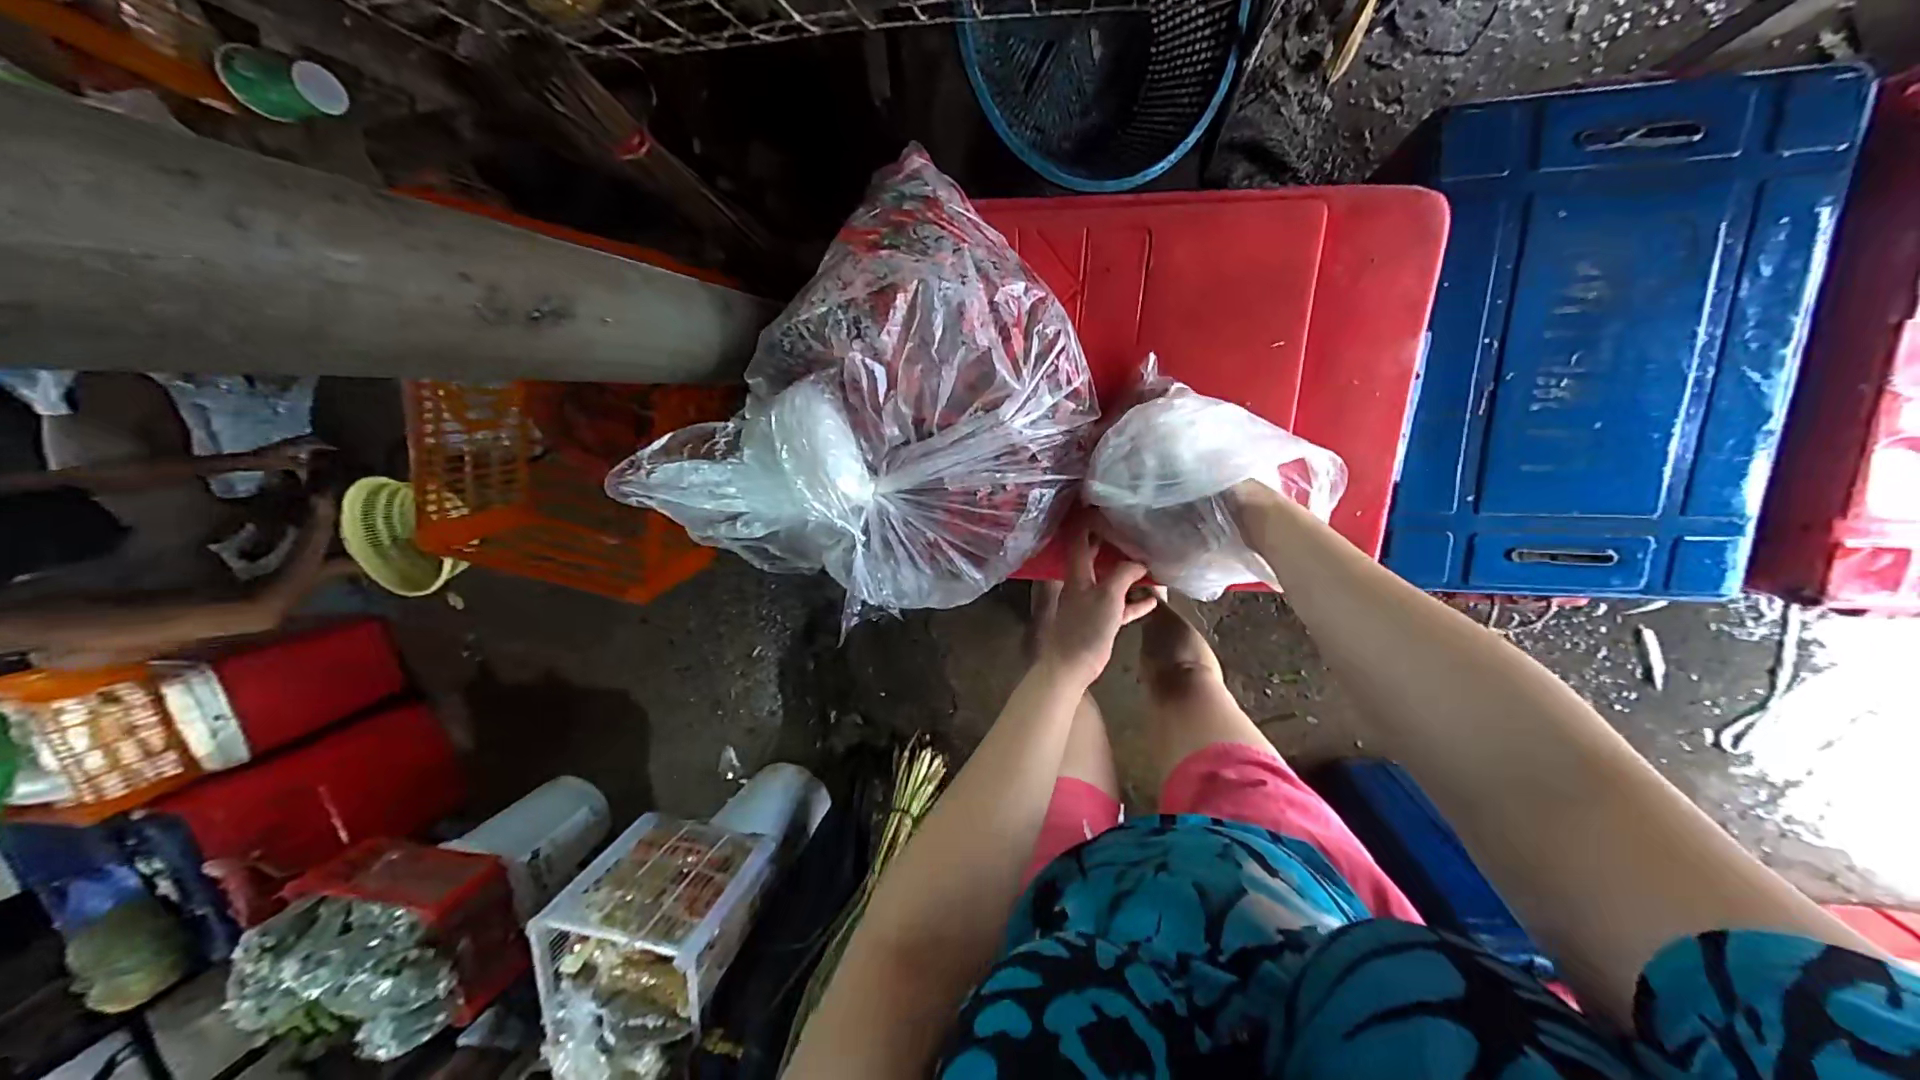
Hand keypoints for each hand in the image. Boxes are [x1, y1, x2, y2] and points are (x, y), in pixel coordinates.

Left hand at [1032, 527, 1159, 686]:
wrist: (1071, 667)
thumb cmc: (1085, 627)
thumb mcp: (1107, 595)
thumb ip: (1123, 574)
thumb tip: (1139, 561)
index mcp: (1076, 574)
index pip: (1079, 541)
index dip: (1088, 524)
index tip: (1101, 509)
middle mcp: (1081, 585)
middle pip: (1095, 559)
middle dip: (1111, 545)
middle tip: (1130, 531)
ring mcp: (1090, 605)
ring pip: (1111, 583)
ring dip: (1128, 575)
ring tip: (1149, 563)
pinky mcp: (1100, 623)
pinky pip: (1119, 607)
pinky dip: (1134, 602)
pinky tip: (1153, 599)